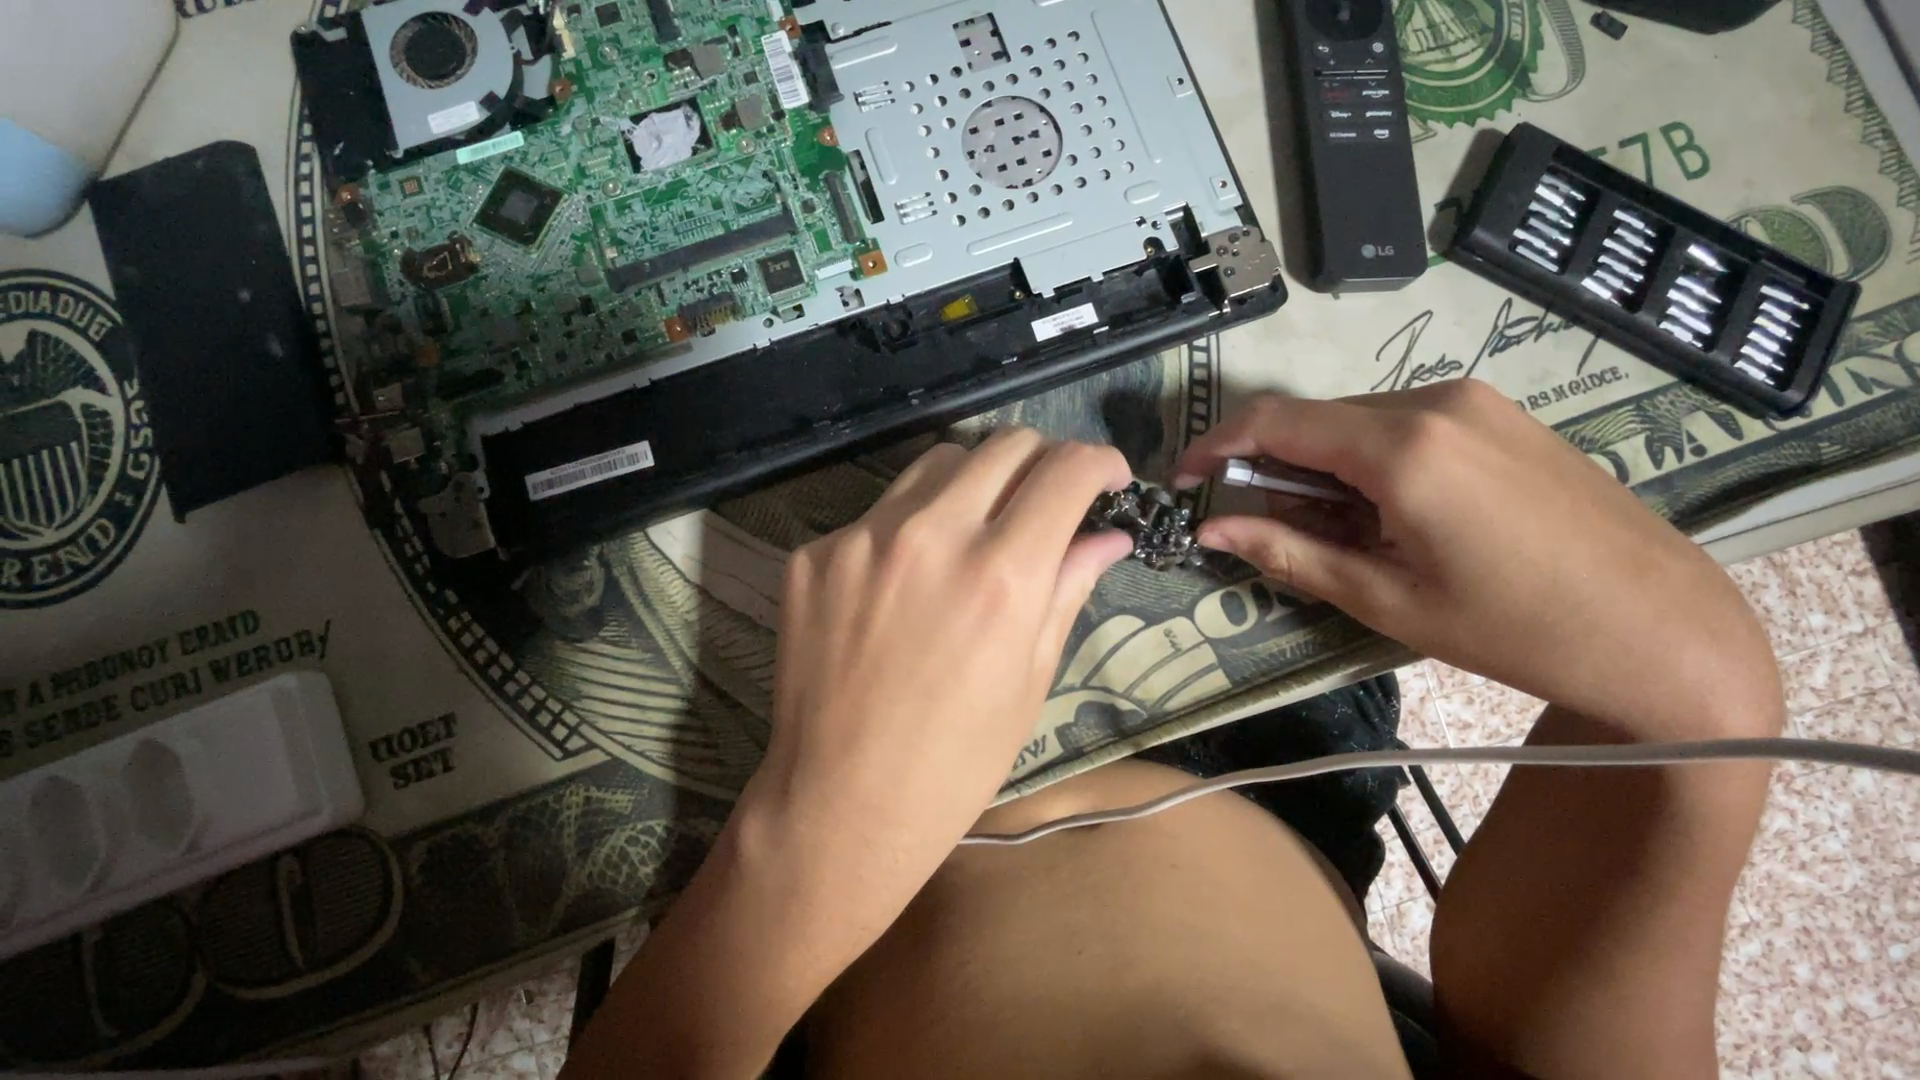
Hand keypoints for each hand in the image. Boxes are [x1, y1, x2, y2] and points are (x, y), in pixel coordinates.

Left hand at [747, 429, 1134, 910]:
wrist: (842, 804)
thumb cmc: (956, 762)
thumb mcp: (1031, 679)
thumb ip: (1068, 588)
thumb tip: (1108, 535)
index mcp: (1002, 575)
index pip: (1067, 471)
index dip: (1101, 463)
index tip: (1108, 479)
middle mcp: (932, 536)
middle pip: (1005, 445)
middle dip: (1042, 461)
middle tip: (1047, 500)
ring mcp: (862, 539)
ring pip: (938, 463)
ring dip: (975, 481)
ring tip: (979, 528)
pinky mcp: (814, 554)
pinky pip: (879, 512)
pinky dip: (911, 526)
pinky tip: (909, 579)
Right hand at [1174, 381, 1779, 738]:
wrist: (1662, 626)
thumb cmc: (1513, 627)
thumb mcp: (1384, 599)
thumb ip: (1288, 552)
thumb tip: (1210, 528)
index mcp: (1402, 448)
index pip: (1275, 421)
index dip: (1215, 445)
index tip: (1183, 480)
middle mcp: (1435, 402)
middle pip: (1315, 417)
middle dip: (1271, 464)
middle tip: (1260, 525)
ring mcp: (1476, 401)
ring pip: (1357, 418)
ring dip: (1320, 463)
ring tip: (1334, 530)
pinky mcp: (1501, 414)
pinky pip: (1403, 421)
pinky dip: (1367, 458)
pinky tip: (1387, 511)